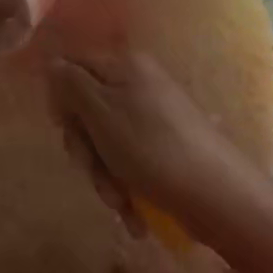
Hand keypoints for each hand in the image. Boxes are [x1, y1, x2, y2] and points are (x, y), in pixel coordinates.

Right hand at [50, 50, 256, 225]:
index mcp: (122, 64)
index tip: (63, 127)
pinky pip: (129, 156)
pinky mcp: (165, 144)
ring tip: (117, 202)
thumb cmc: (151, 148)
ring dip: (104, 172)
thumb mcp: (99, 111)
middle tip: (89, 170)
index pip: (71, 65)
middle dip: (85, 145)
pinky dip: (125, 183)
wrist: (222, 198)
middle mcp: (137, 81)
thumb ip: (69, 82)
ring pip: (106, 137)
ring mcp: (153, 113)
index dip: (60, 97)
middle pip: (87, 105)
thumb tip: (51, 61)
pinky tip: (131, 211)